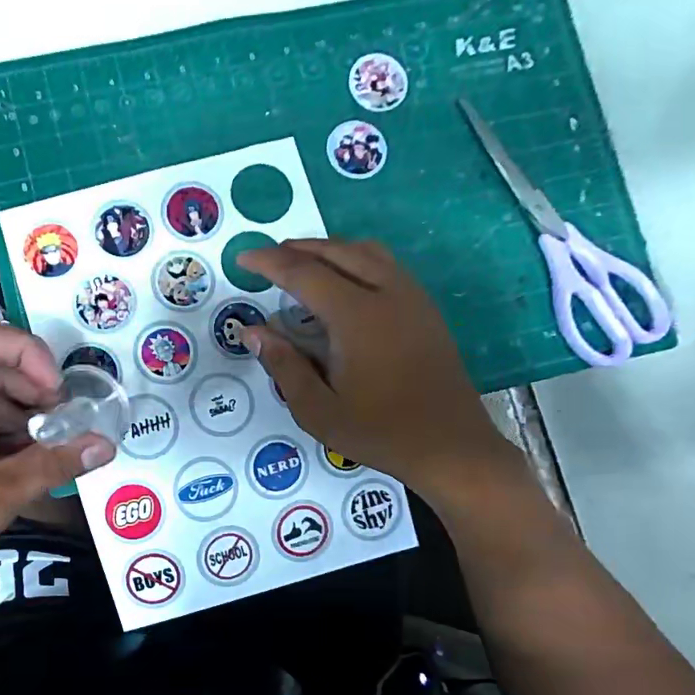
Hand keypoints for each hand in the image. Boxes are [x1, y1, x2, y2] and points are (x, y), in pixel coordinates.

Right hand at [236, 240, 516, 500]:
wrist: (450, 446)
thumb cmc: (381, 433)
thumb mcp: (320, 411)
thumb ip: (284, 366)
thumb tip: (253, 331)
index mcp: (357, 316)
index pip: (304, 273)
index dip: (270, 262)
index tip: (244, 259)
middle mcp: (388, 294)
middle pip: (338, 251)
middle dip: (300, 248)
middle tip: (270, 258)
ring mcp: (413, 299)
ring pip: (368, 252)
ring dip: (332, 249)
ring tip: (306, 263)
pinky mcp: (428, 311)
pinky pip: (388, 266)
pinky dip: (358, 260)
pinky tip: (348, 283)